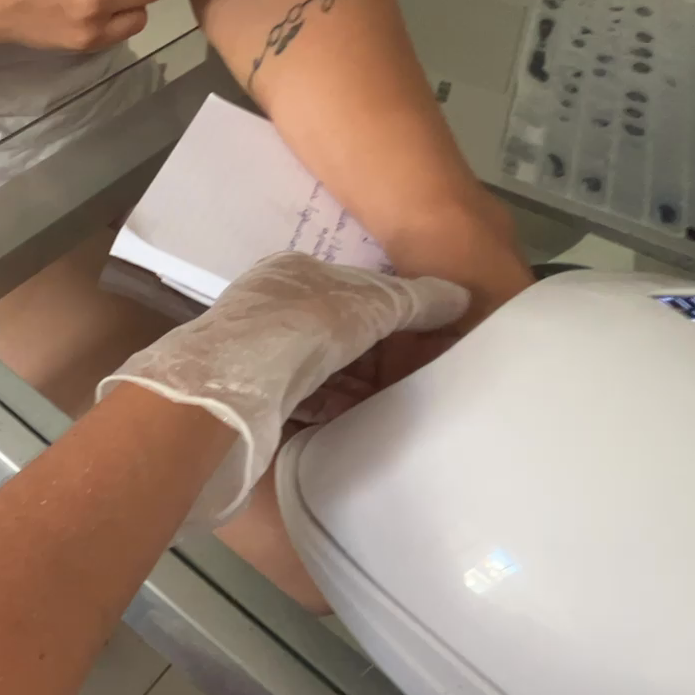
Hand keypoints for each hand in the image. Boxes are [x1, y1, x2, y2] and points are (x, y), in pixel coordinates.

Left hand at [98, 252, 468, 527]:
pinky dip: (323, 407)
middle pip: (332, 332)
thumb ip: (416, 299)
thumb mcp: (372, 302)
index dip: (389, 316)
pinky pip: (293, 397)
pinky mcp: (243, 391)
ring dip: (349, 386)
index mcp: (292, 273)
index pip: (352, 289)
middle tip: (406, 381)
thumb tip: (460, 297)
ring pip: (312, 367)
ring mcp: (248, 351)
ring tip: (384, 405)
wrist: (234, 380)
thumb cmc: (304, 325)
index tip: (417, 343)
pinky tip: (346, 420)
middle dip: (369, 357)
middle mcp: (265, 308)